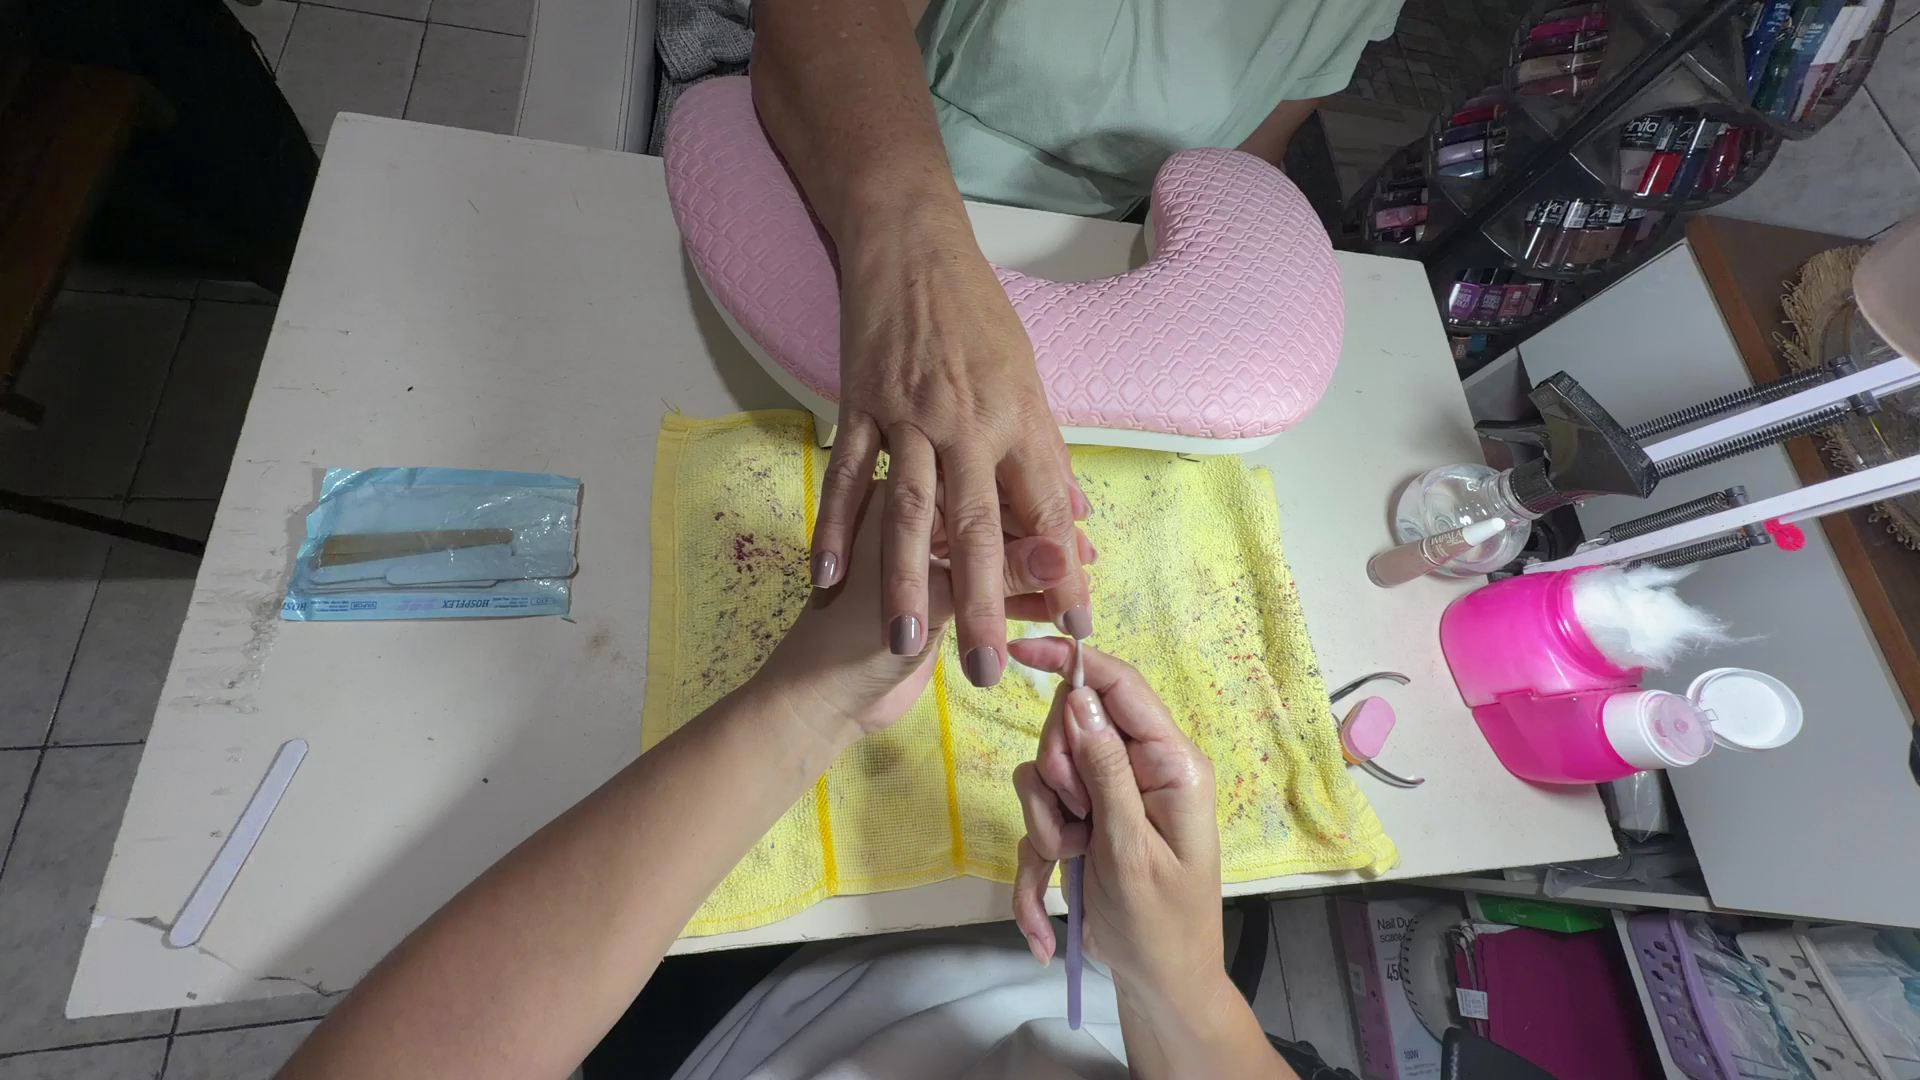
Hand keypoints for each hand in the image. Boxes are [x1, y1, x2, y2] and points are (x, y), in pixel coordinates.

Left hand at [754, 479, 1082, 743]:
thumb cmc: (854, 636)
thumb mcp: (934, 599)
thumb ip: (998, 575)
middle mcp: (918, 521)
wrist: (819, 701)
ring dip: (1034, 572)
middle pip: (992, 523)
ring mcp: (930, 561)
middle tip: (1087, 556)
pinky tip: (1055, 606)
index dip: (1029, 508)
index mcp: (904, 500)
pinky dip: (1019, 599)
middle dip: (1040, 540)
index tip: (1076, 521)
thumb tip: (1066, 554)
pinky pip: (987, 590)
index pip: (977, 491)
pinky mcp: (940, 598)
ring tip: (1083, 581)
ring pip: (993, 558)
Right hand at [807, 208, 1091, 689]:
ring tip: (905, 645)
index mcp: (1017, 419)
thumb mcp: (1031, 379)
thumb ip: (1047, 454)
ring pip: (907, 513)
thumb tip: (1074, 517)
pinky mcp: (859, 408)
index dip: (1063, 572)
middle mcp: (965, 424)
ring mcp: (907, 417)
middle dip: (983, 604)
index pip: (1045, 511)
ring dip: (905, 583)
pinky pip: (846, 477)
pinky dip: (834, 529)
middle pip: (976, 528)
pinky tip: (826, 580)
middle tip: (988, 671)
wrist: (912, 246)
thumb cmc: (979, 315)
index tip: (1077, 628)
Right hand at [1006, 639, 1222, 1009]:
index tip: (1020, 650)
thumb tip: (1078, 696)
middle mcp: (1139, 765)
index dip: (1072, 660)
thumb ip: (1106, 770)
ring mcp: (1107, 791)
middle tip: (1073, 821)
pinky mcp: (1083, 817)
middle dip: (1058, 772)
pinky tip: (1045, 916)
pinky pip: (1038, 812)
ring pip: (1046, 769)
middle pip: (1072, 723)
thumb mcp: (1132, 852)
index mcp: (1170, 762)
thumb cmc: (1162, 926)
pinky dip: (1036, 858)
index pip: (1120, 686)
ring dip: (1046, 819)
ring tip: (1073, 860)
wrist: (1158, 986)